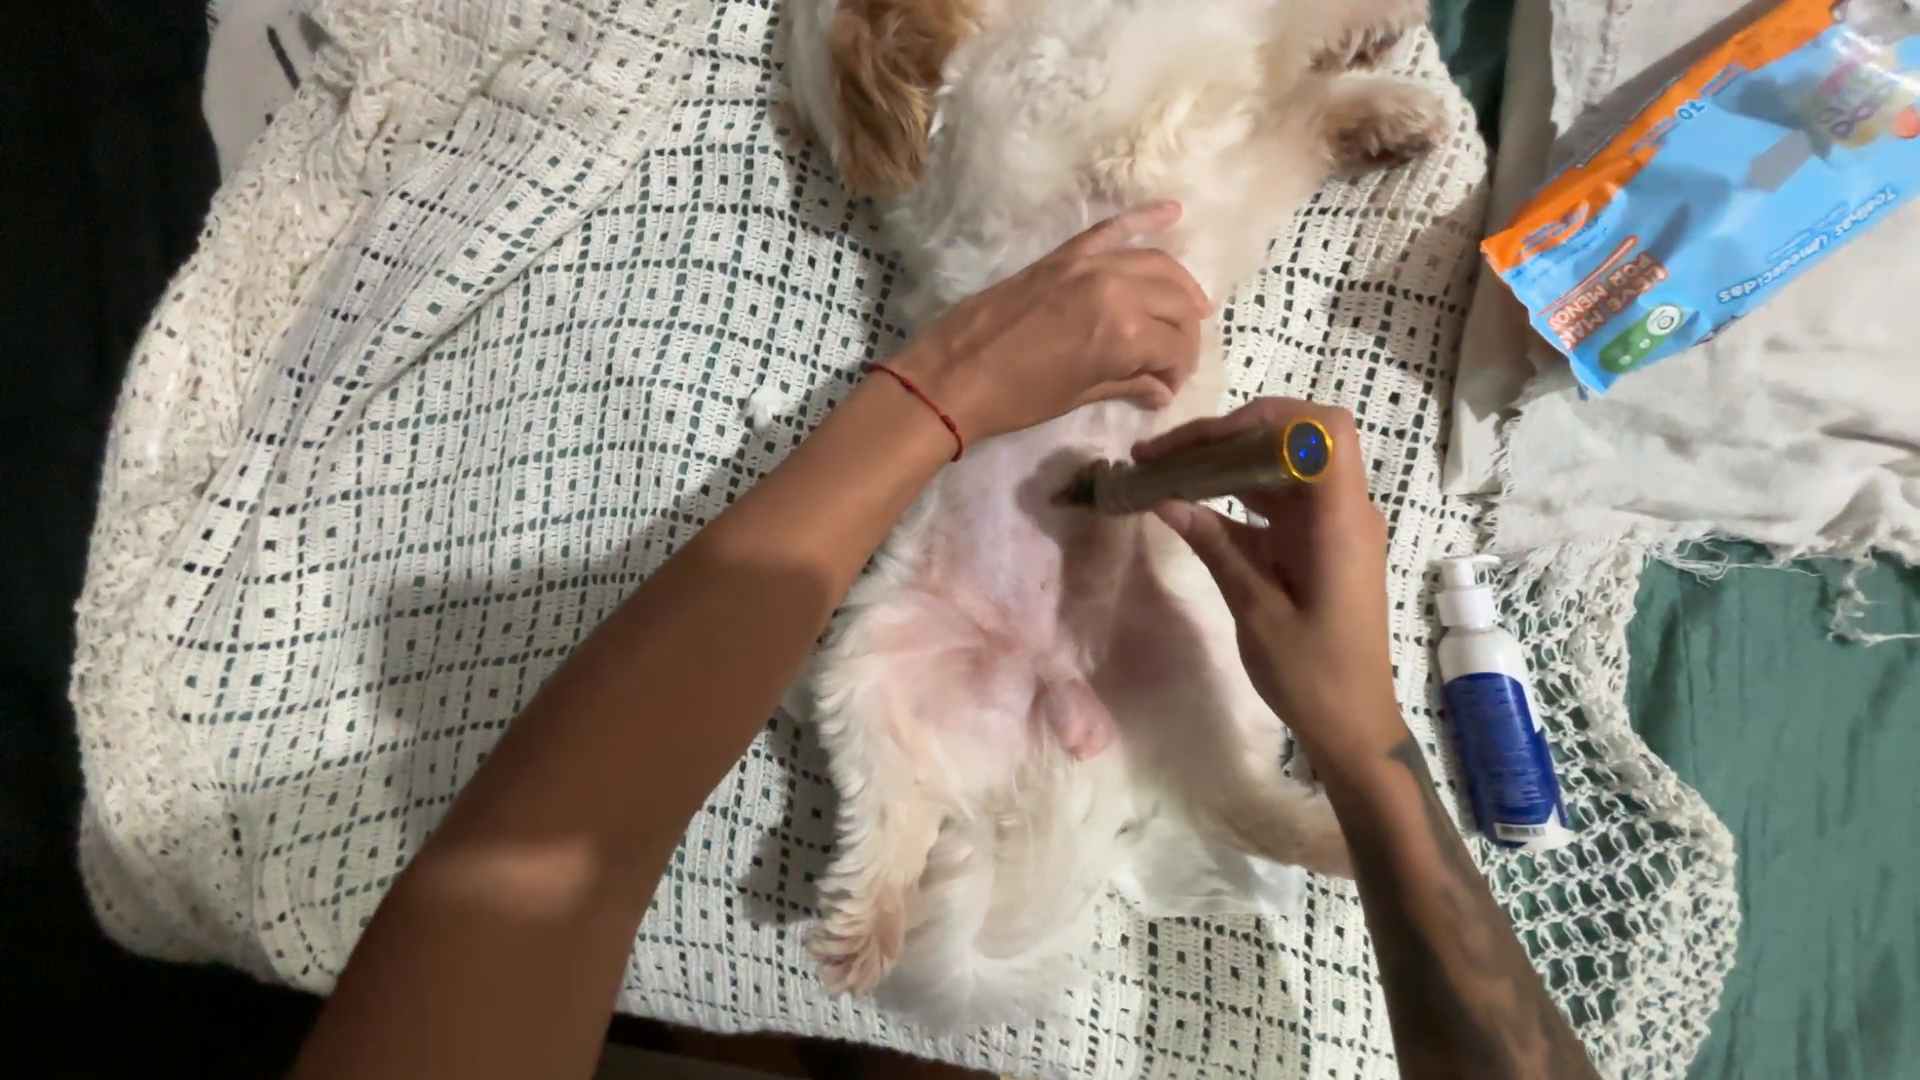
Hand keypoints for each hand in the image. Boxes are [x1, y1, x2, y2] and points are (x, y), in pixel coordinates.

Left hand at [884, 201, 1210, 442]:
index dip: (1179, 370)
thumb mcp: (1078, 396)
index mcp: (1122, 334)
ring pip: (1156, 264)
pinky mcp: (1064, 255)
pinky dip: (1145, 217)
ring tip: (1192, 308)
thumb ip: (1127, 384)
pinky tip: (1174, 212)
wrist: (952, 377)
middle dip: (1185, 334)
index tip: (1168, 385)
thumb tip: (1162, 390)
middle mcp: (1115, 289)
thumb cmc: (1016, 399)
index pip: (1175, 346)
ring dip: (1180, 287)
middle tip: (1176, 356)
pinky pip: (1113, 228)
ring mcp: (1089, 265)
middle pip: (1175, 303)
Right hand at [1141, 398, 1404, 763]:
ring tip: (1163, 468)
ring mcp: (1329, 526)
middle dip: (1227, 435)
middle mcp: (1342, 511)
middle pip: (1294, 439)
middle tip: (1162, 453)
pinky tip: (1189, 501)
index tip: (1203, 440)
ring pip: (1279, 466)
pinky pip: (1274, 500)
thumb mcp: (1256, 610)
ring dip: (1224, 460)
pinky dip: (1232, 493)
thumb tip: (1164, 499)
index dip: (1265, 418)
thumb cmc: (1312, 674)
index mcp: (1341, 523)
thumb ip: (1215, 547)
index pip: (1321, 432)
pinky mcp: (1314, 543)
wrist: (1352, 722)